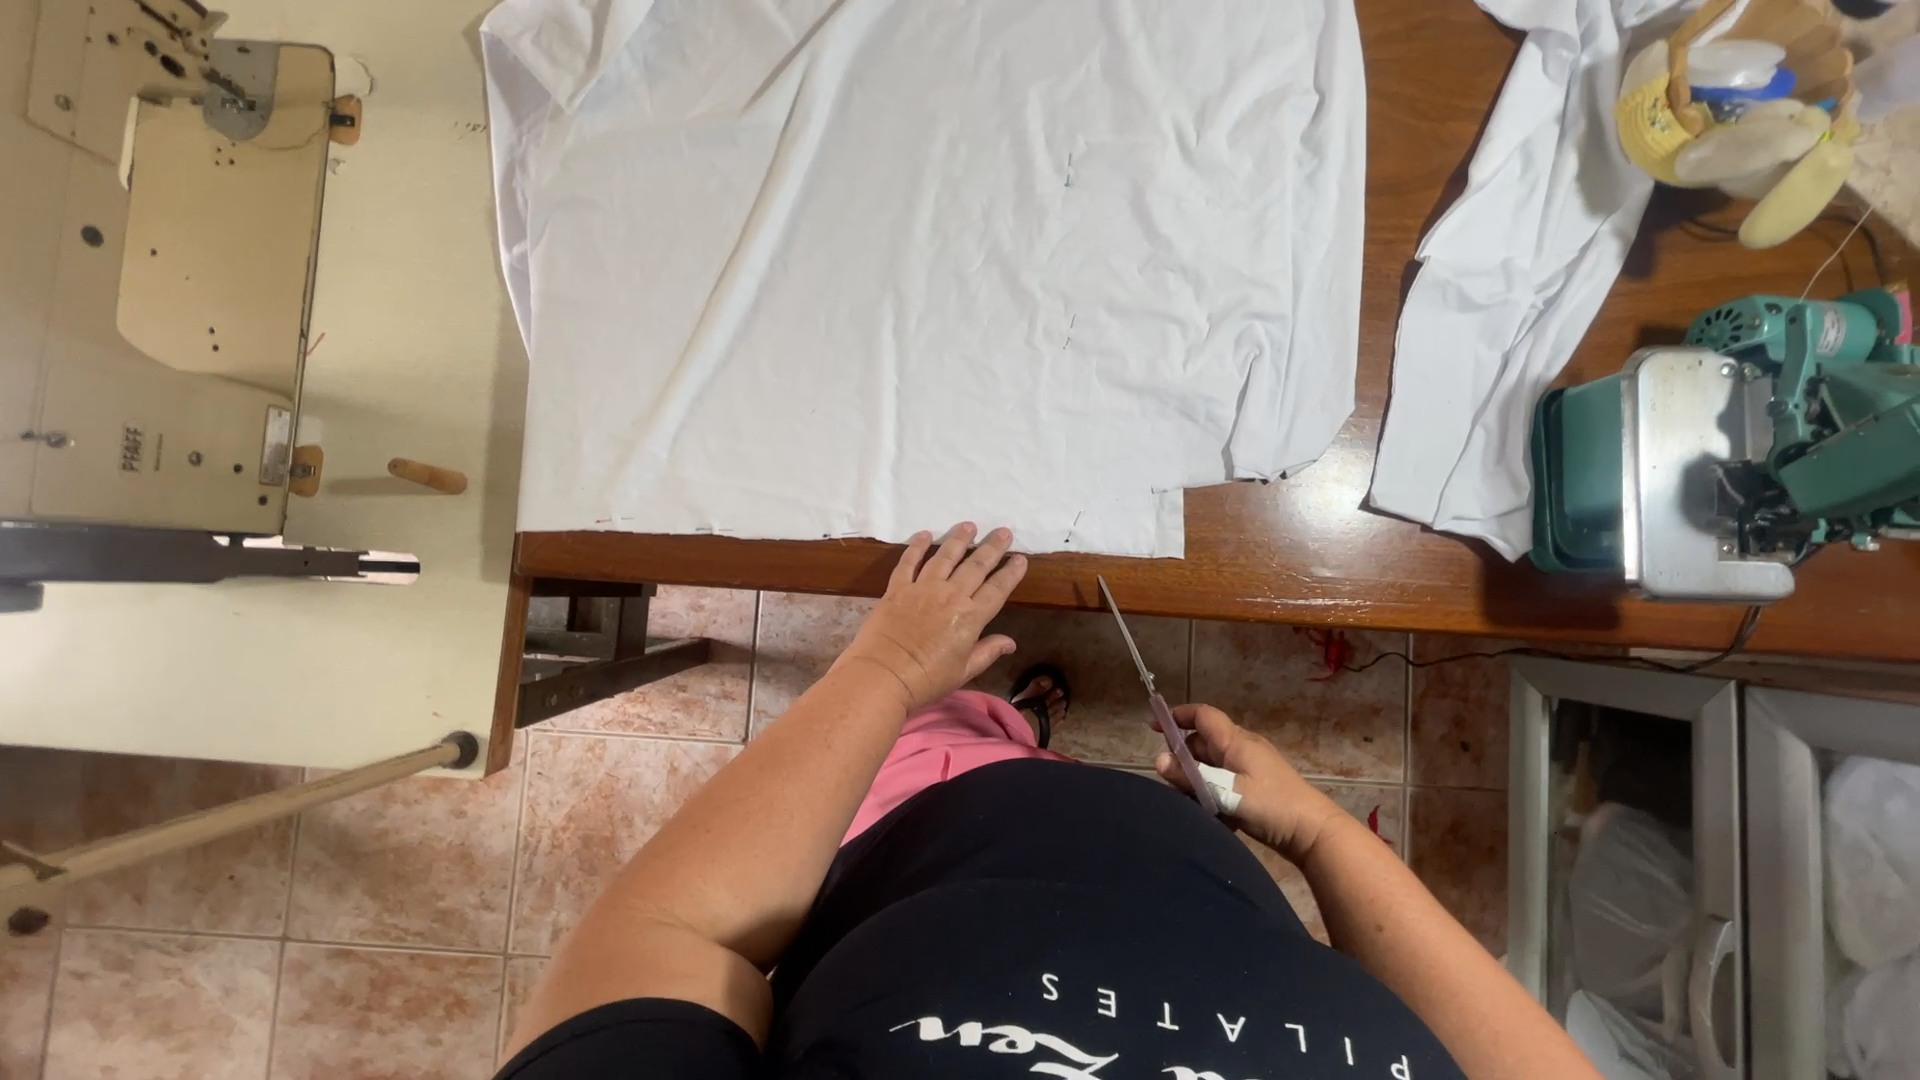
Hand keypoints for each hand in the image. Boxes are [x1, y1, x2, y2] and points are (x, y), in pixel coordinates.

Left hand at [834, 523, 1027, 713]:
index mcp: (970, 618)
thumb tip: (1010, 642)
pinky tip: (925, 534)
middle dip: (992, 548)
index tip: (1020, 558)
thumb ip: (987, 652)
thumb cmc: (926, 679)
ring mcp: (922, 589)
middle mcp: (950, 596)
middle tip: (1003, 531)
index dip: (1010, 573)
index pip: (997, 589)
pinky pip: (909, 562)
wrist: (882, 676)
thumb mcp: (963, 671)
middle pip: (975, 566)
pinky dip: (917, 546)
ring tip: (969, 526)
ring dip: (958, 540)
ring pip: (945, 557)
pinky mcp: (897, 588)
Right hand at [1154, 704, 1345, 863]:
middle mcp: (1242, 749)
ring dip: (1198, 781)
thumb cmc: (1272, 805)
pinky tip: (1215, 816)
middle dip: (1184, 758)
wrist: (1315, 834)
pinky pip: (1225, 782)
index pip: (1202, 715)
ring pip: (1213, 766)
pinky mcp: (1256, 788)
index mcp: (1236, 741)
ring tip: (1192, 802)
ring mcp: (1251, 768)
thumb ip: (1192, 777)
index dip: (1177, 716)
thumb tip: (1158, 761)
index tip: (1154, 727)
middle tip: (1171, 780)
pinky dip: (1215, 794)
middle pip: (1203, 742)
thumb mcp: (1227, 792)